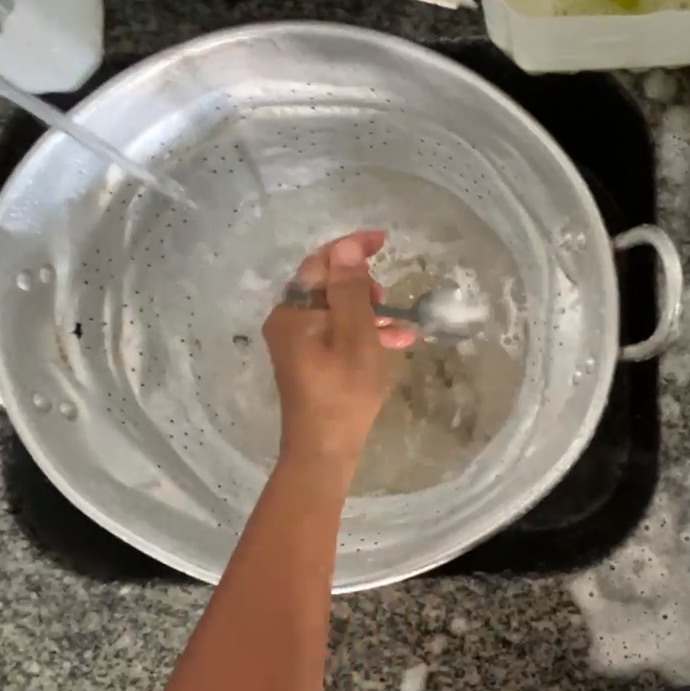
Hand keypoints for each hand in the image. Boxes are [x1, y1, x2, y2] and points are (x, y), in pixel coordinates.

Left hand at [262, 231, 415, 476]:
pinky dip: (363, 334)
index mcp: (293, 310)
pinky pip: (337, 334)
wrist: (323, 450)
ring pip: (337, 312)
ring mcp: (297, 344)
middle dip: (363, 284)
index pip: (322, 262)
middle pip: (327, 285)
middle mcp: (289, 321)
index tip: (384, 240)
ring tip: (401, 324)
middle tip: (388, 297)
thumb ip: (350, 289)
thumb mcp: (355, 335)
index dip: (353, 247)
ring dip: (370, 312)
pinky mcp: (308, 363)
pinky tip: (394, 343)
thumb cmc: (343, 391)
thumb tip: (345, 247)